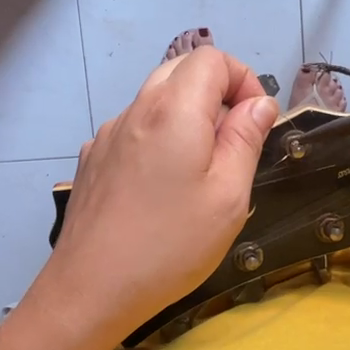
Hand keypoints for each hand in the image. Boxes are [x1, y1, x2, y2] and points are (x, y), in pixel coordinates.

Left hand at [25, 45, 276, 346]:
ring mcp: (107, 135)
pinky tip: (160, 189)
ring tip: (199, 172)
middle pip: (180, 71)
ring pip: (154, 100)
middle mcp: (136, 110)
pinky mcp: (92, 161)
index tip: (255, 123)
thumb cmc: (171, 245)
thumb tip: (259, 104)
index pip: (211, 59)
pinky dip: (158, 139)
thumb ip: (246, 139)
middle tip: (233, 142)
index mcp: (173, 111)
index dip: (242, 80)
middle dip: (215, 92)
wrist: (90, 289)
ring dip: (186, 116)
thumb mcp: (228, 196)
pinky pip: (133, 130)